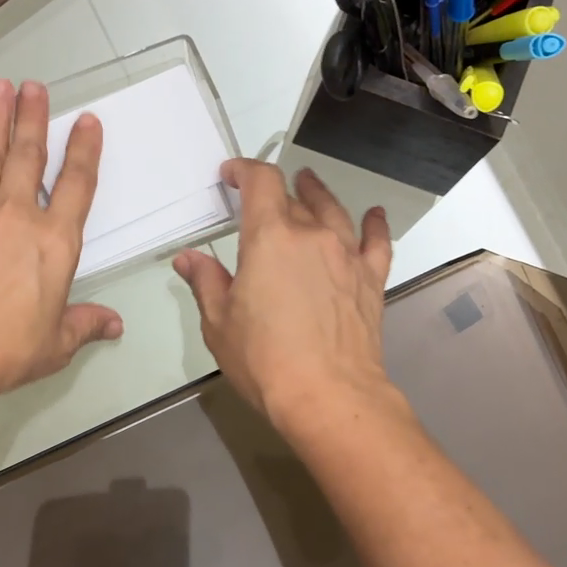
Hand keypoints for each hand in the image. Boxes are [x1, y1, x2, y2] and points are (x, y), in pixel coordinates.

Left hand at [0, 79, 122, 403]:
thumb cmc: (7, 353)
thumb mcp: (56, 344)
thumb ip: (84, 325)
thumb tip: (114, 325)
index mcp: (55, 243)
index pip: (76, 186)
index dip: (84, 151)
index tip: (87, 122)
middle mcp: (15, 217)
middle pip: (28, 158)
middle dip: (33, 119)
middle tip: (33, 86)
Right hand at [174, 161, 393, 421]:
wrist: (328, 395)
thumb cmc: (263, 361)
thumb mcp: (219, 324)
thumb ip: (206, 283)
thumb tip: (189, 258)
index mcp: (269, 239)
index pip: (260, 184)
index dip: (244, 171)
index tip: (231, 174)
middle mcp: (312, 236)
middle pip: (294, 200)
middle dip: (275, 194)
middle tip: (261, 199)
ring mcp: (347, 256)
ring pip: (334, 212)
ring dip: (318, 195)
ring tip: (309, 186)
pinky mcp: (371, 280)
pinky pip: (377, 241)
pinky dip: (374, 224)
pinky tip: (373, 216)